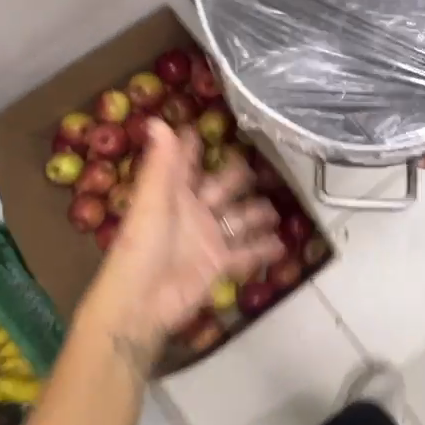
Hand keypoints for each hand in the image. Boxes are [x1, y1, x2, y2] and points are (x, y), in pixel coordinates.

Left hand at [82, 120, 283, 353]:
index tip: (202, 127)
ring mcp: (208, 238)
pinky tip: (283, 244)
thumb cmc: (142, 248)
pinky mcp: (219, 264)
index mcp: (174, 194)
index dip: (192, 147)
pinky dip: (263, 249)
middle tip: (266, 162)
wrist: (140, 304)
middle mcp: (194, 212)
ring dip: (258, 213)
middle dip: (238, 177)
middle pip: (222, 188)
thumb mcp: (152, 202)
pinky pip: (246, 252)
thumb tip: (158, 120)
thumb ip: (163, 164)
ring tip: (278, 209)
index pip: (186, 164)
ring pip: (239, 219)